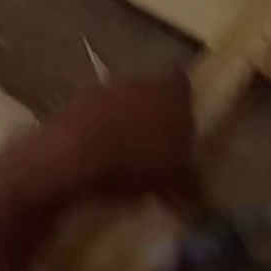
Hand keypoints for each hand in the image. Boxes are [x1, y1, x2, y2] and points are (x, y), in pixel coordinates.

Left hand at [32, 73, 196, 198]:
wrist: (75, 155)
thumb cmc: (137, 162)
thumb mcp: (176, 180)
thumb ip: (190, 179)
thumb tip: (195, 189)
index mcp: (169, 92)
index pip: (183, 83)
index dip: (184, 100)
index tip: (185, 121)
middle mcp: (138, 82)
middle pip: (151, 93)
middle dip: (153, 116)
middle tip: (158, 147)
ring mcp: (104, 90)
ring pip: (121, 103)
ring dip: (123, 123)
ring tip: (126, 157)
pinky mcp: (75, 103)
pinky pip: (95, 116)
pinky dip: (98, 132)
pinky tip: (98, 158)